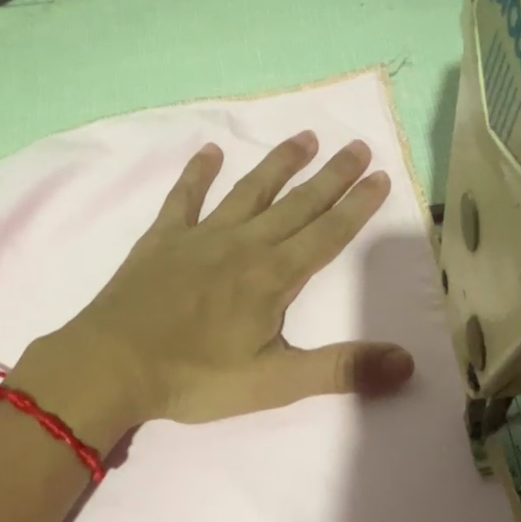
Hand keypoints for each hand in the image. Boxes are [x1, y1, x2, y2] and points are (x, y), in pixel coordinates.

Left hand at [23, 132, 414, 431]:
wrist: (112, 364)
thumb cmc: (196, 377)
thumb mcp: (276, 383)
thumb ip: (341, 370)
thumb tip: (408, 363)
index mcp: (273, 277)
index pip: (326, 234)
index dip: (356, 206)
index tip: (380, 175)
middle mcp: (243, 245)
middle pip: (296, 204)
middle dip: (331, 176)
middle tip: (358, 146)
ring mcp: (200, 238)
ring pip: (249, 191)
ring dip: (279, 165)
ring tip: (306, 138)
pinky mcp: (162, 240)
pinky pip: (185, 198)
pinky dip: (198, 174)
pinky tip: (210, 152)